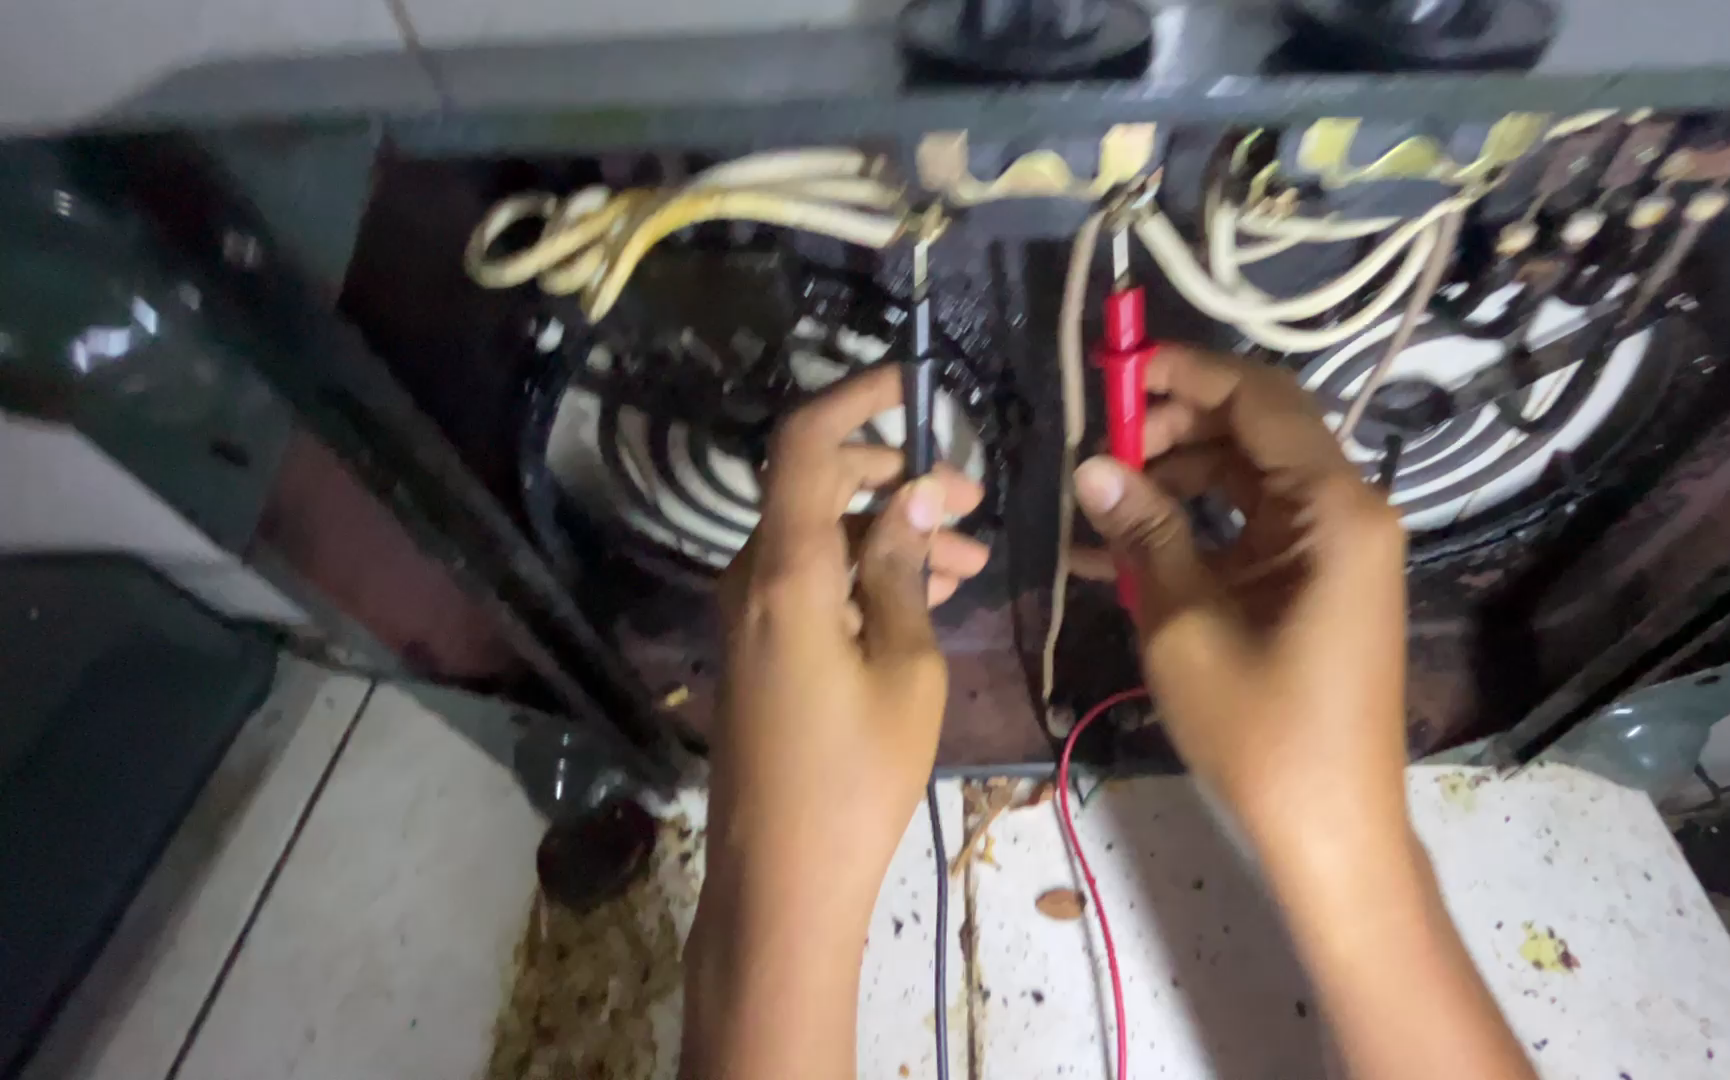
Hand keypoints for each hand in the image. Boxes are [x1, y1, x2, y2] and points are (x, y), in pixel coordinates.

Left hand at [711, 363, 987, 882]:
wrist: (782, 877)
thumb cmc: (857, 774)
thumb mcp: (905, 665)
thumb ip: (901, 569)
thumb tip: (914, 498)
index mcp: (787, 571)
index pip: (805, 443)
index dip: (857, 399)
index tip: (914, 385)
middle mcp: (754, 577)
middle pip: (819, 487)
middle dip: (897, 482)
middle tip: (969, 503)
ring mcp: (751, 613)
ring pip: (823, 539)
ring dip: (890, 536)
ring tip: (968, 560)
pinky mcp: (759, 645)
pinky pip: (813, 582)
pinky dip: (865, 575)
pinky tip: (923, 596)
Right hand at [1072, 344, 1408, 870]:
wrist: (1325, 830)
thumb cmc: (1259, 729)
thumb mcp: (1185, 622)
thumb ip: (1143, 530)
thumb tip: (1089, 466)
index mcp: (1332, 509)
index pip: (1259, 400)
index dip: (1186, 374)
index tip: (1116, 370)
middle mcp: (1343, 513)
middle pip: (1251, 434)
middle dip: (1170, 430)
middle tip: (1097, 451)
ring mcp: (1328, 550)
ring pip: (1242, 480)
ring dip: (1171, 481)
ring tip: (1098, 501)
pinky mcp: (1307, 583)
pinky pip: (1244, 531)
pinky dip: (1188, 530)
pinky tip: (1118, 548)